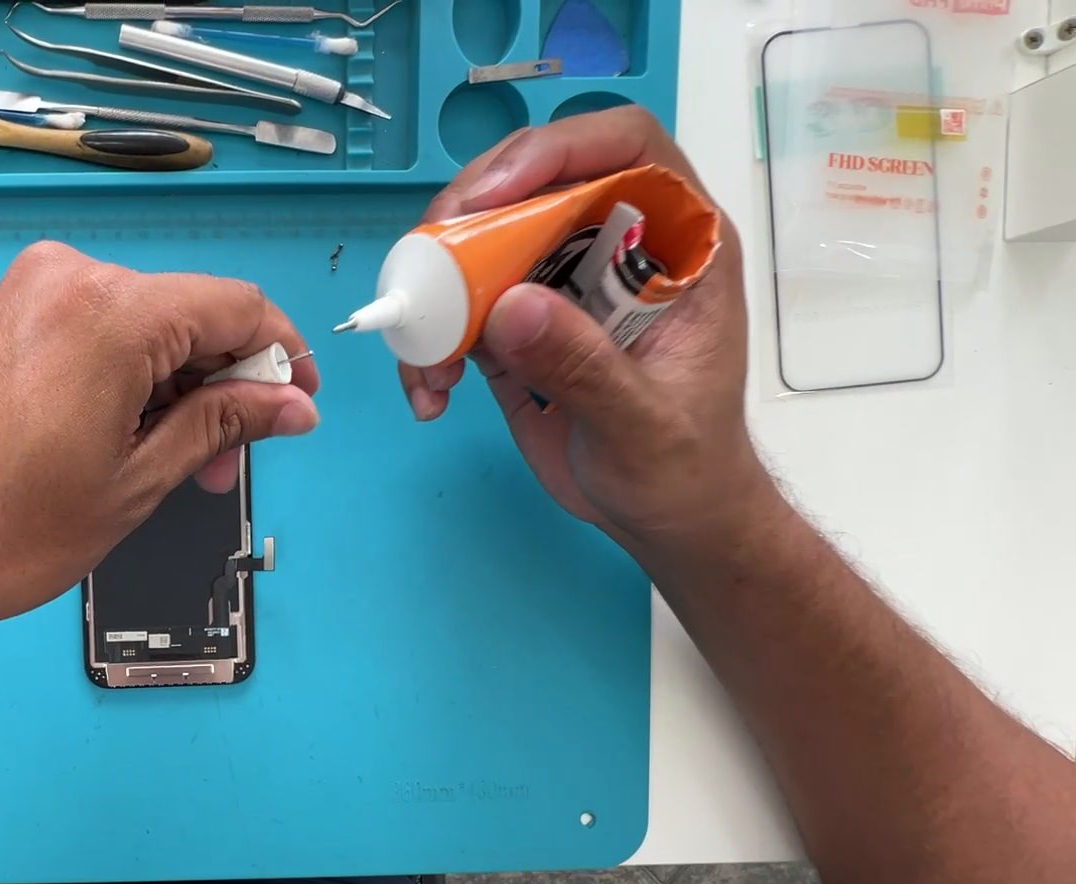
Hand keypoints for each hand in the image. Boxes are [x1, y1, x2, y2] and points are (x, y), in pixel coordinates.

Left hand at [0, 241, 318, 637]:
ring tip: (177, 462)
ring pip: (144, 326)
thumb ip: (223, 425)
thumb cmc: (7, 530)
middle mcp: (69, 278)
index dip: (279, 358)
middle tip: (225, 462)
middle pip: (188, 314)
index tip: (294, 406)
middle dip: (222, 386)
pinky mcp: (7, 314)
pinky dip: (129, 377)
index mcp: (109, 313)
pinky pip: (97, 331)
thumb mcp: (136, 482)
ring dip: (175, 387)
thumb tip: (291, 405)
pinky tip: (131, 434)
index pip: (236, 307)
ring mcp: (30, 291)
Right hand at [407, 107, 776, 552]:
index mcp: (672, 246)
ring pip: (478, 255)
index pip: (622, 152)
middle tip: (419, 272)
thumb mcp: (640, 422)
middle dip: (463, 228)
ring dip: (434, 302)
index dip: (551, 153)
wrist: (657, 515)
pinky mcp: (513, 333)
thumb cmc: (679, 466)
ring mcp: (555, 292)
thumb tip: (508, 305)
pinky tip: (431, 396)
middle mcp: (607, 254)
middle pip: (528, 194)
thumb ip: (582, 365)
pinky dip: (429, 350)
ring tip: (425, 367)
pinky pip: (456, 317)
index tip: (484, 199)